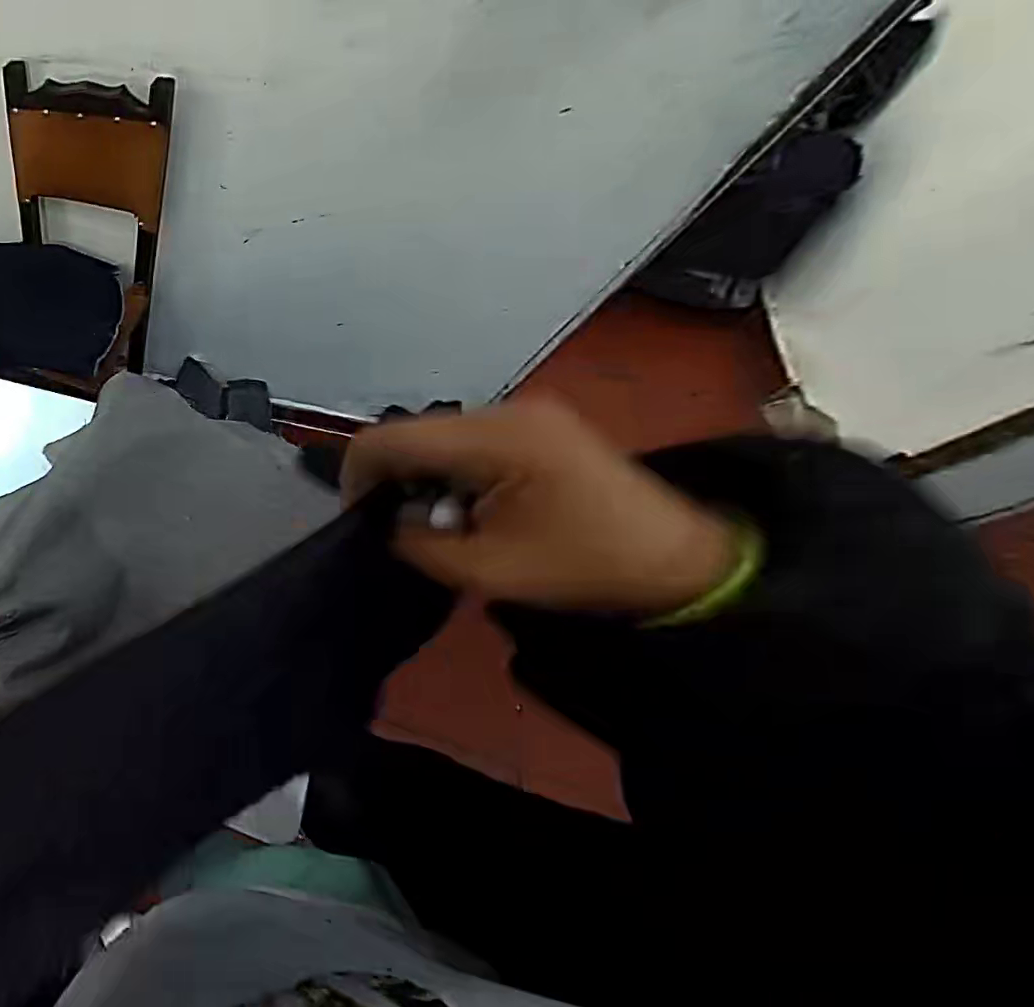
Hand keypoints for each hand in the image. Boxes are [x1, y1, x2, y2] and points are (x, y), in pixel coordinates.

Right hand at [342, 397, 735, 615]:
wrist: (675, 559)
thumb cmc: (582, 566)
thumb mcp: (486, 569)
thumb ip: (418, 541)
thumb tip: (389, 521)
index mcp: (495, 439)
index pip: (390, 438)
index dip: (358, 475)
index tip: (361, 517)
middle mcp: (506, 410)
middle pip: (412, 432)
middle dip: (393, 480)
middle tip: (406, 527)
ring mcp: (525, 412)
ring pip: (436, 436)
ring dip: (423, 477)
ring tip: (445, 521)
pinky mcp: (535, 423)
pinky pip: (465, 439)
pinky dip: (450, 471)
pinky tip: (471, 504)